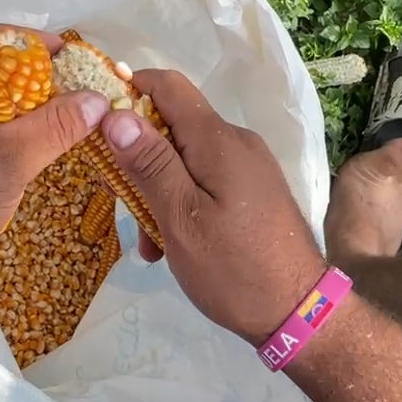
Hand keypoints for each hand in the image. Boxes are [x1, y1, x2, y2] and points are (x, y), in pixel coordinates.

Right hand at [101, 70, 326, 343]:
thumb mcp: (181, 218)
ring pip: (186, 155)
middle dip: (139, 153)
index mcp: (218, 139)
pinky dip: (182, 199)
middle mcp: (235, 141)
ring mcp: (248, 165)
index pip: (168, 85)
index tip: (98, 119)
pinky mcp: (253, 188)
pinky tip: (172, 243)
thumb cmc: (235, 268)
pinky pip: (205, 177)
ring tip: (148, 239)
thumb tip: (115, 112)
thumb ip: (150, 163)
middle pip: (173, 123)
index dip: (129, 89)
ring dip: (158, 186)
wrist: (303, 317)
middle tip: (117, 196)